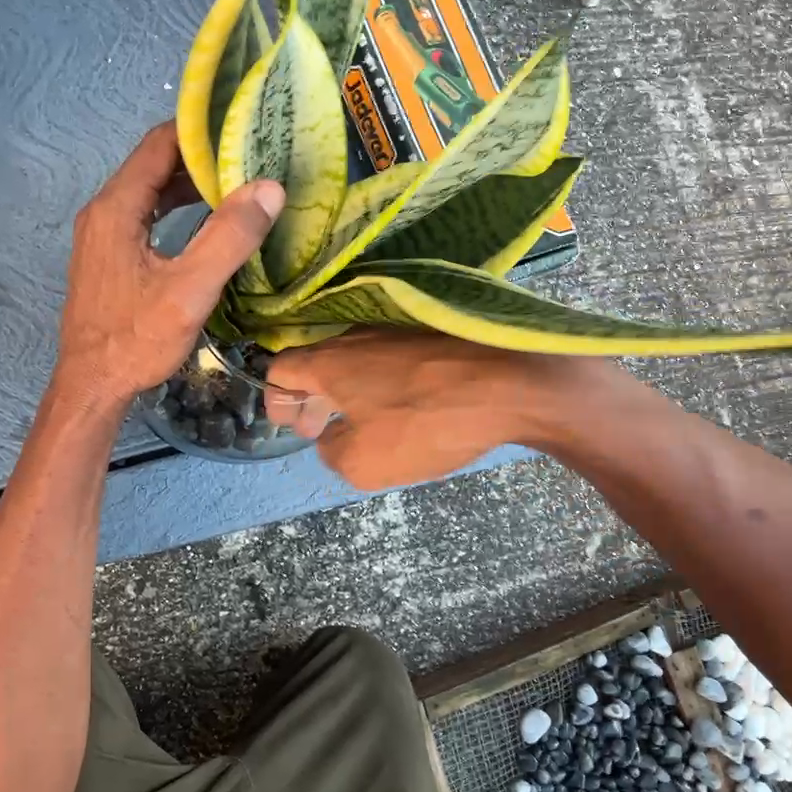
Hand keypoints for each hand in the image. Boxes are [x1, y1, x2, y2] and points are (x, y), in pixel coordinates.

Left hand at [54, 123, 283, 405]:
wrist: (91, 386)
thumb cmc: (136, 340)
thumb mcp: (189, 290)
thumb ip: (228, 237)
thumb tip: (269, 187)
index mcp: (116, 208)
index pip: (160, 143)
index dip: (201, 129)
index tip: (245, 125)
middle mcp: (103, 212)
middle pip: (154, 164)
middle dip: (201, 156)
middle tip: (252, 154)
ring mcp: (101, 235)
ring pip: (149, 191)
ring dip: (189, 185)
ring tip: (238, 183)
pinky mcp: (107, 257)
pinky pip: (144, 216)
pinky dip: (174, 209)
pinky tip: (206, 220)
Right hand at [266, 331, 614, 489]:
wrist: (514, 384)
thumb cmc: (426, 424)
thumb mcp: (361, 463)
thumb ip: (330, 451)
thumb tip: (333, 437)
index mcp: (328, 361)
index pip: (279, 369)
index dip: (277, 400)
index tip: (292, 425)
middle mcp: (355, 336)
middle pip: (316, 363)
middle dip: (312, 399)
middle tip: (321, 429)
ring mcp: (396, 328)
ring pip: (355, 358)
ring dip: (348, 389)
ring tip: (366, 421)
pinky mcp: (432, 330)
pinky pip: (390, 355)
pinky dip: (383, 380)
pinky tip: (405, 405)